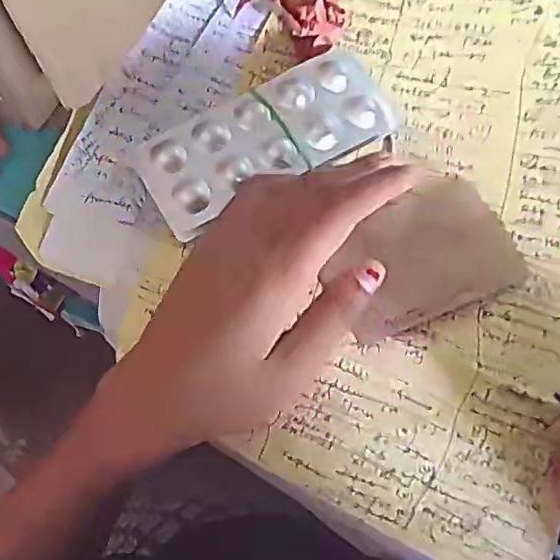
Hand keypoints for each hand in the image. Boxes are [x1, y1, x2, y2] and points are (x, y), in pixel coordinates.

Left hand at [87, 156, 420, 467]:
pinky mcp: (210, 243)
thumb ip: (332, 318)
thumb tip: (374, 269)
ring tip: (359, 174)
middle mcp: (251, 243)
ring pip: (282, 187)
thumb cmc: (224, 394)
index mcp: (277, 274)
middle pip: (310, 191)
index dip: (374, 189)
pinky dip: (288, 182)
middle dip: (357, 174)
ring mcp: (225, 238)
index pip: (333, 213)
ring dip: (324, 175)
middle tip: (397, 166)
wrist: (151, 391)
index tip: (409, 175)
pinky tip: (298, 191)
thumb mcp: (289, 375)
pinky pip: (254, 195)